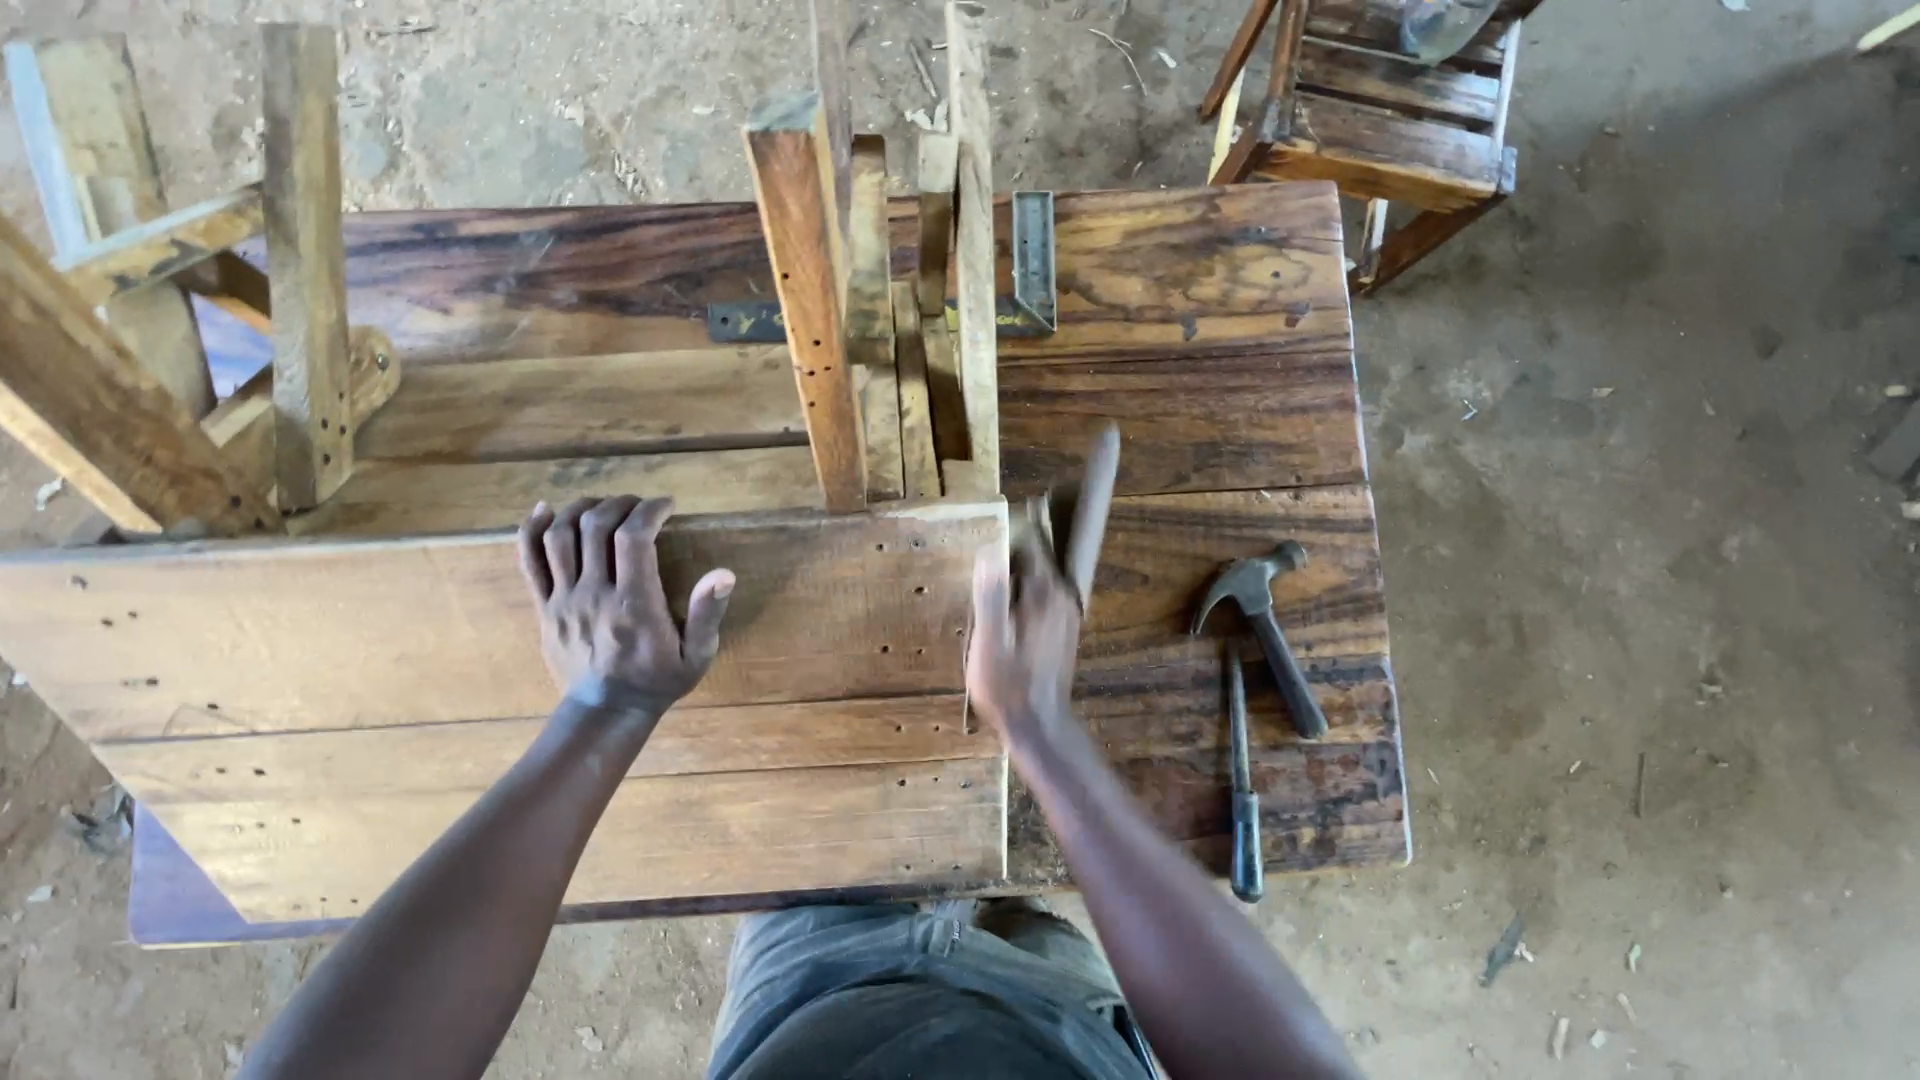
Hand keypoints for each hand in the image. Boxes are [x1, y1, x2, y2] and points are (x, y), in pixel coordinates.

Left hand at [518, 496, 734, 715]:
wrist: (605, 713)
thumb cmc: (657, 682)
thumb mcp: (696, 655)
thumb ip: (708, 614)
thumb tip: (724, 574)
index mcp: (635, 604)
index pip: (634, 537)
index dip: (649, 510)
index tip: (667, 505)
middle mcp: (595, 595)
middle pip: (596, 527)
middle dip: (620, 504)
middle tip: (640, 505)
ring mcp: (564, 600)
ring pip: (560, 535)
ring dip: (581, 509)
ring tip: (604, 506)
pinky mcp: (544, 607)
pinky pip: (529, 561)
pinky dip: (531, 529)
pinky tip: (544, 509)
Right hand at [967, 535, 1081, 747]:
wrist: (1038, 726)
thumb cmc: (1007, 685)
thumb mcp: (989, 641)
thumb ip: (990, 595)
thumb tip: (989, 551)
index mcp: (1045, 594)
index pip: (1032, 544)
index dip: (1007, 536)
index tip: (983, 536)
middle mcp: (1062, 598)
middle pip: (1035, 560)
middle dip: (1009, 557)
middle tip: (978, 564)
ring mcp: (1066, 615)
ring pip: (1038, 580)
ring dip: (1014, 579)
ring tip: (986, 589)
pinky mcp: (1063, 631)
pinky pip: (1041, 599)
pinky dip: (1022, 597)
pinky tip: (1002, 615)